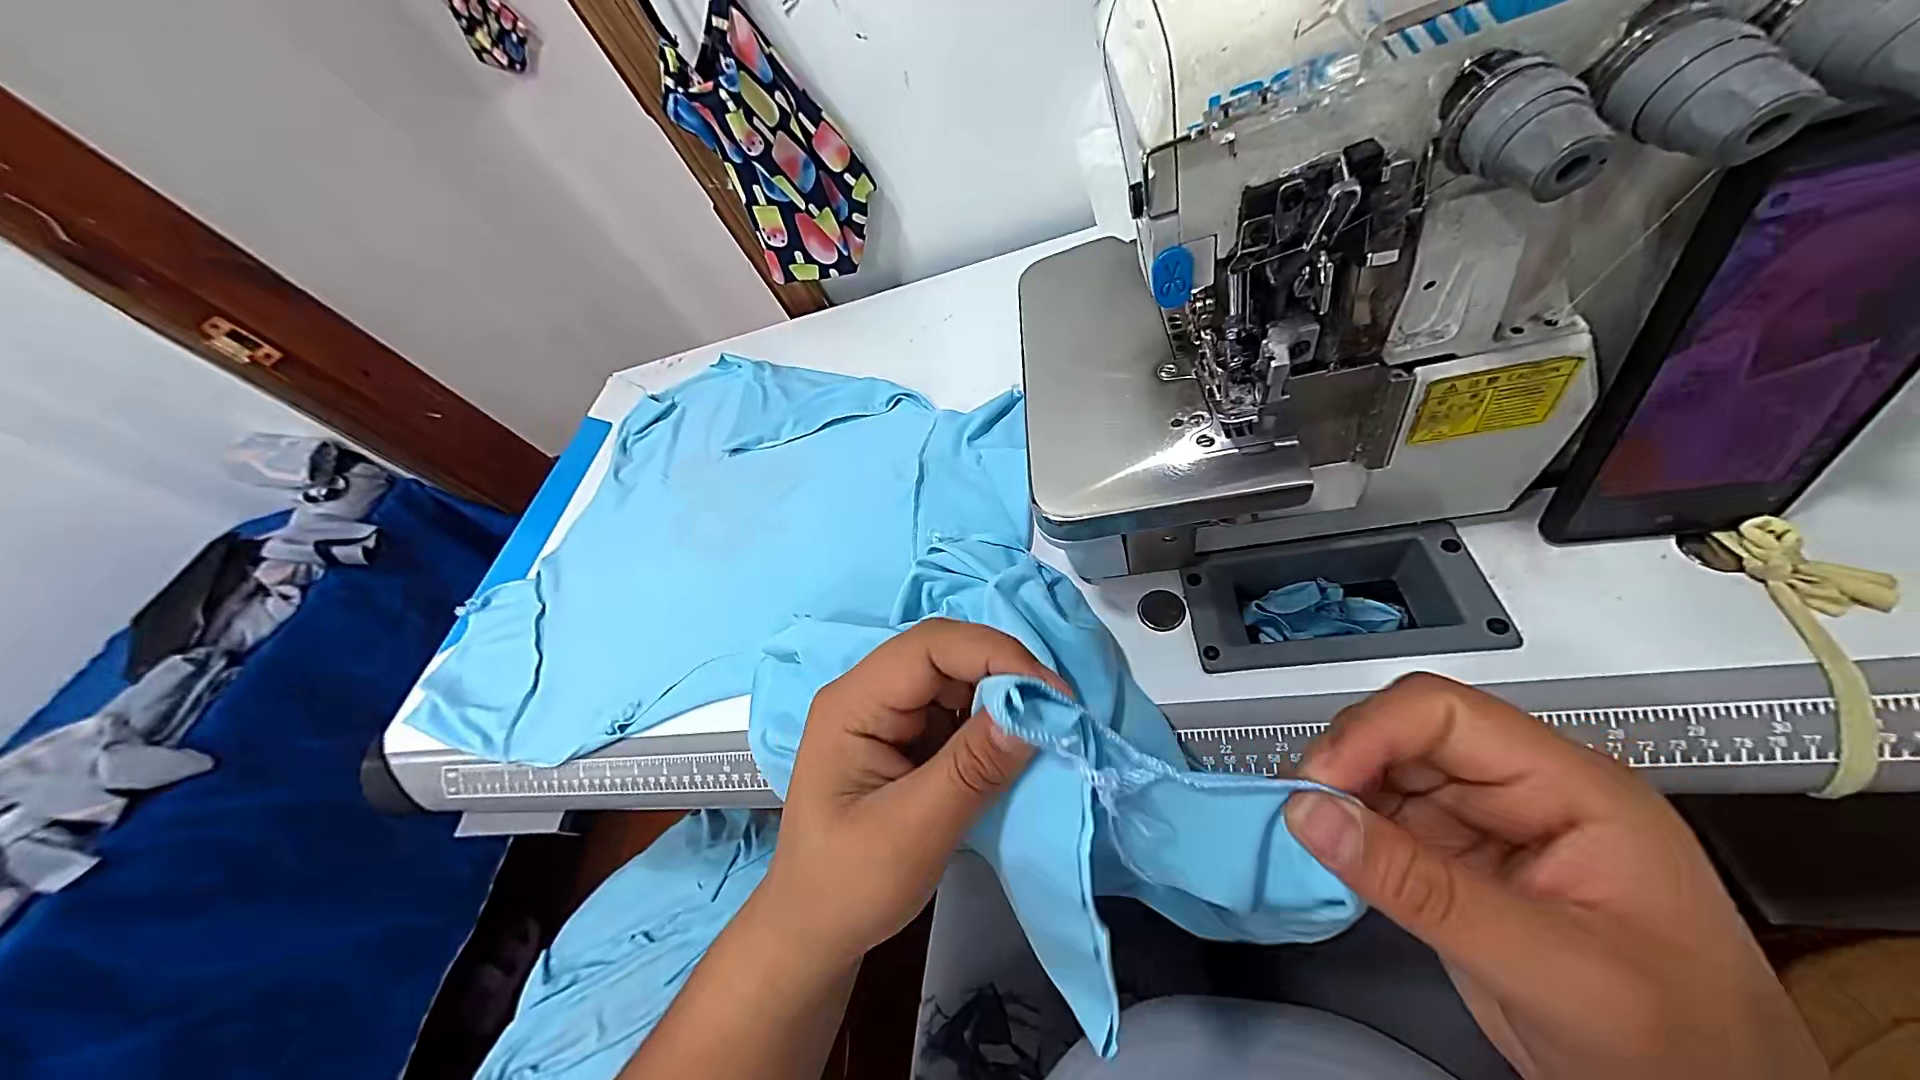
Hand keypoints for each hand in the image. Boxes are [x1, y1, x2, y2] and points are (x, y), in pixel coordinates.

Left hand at [762, 618, 1064, 967]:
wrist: (814, 929)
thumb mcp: (912, 832)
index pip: (928, 648)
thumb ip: (971, 769)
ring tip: (1043, 725)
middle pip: (945, 653)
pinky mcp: (908, 735)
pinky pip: (958, 708)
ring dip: (1002, 694)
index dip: (994, 655)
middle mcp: (869, 693)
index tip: (1051, 694)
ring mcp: (888, 713)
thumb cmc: (847, 886)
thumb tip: (1031, 713)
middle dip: (1004, 672)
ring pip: (957, 677)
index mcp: (853, 704)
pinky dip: (992, 720)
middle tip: (1056, 710)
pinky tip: (1015, 743)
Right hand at [1284, 673, 1826, 1079]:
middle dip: (1342, 765)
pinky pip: (1381, 821)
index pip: (1443, 713)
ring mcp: (1486, 824)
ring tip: (1307, 835)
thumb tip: (1315, 815)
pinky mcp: (1454, 859)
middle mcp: (1522, 791)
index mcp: (1572, 788)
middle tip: (1300, 811)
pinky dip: (1345, 833)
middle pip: (1403, 734)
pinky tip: (1332, 855)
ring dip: (1337, 798)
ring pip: (1382, 774)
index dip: (1368, 733)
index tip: (1316, 782)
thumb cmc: (1687, 1051)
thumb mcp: (1550, 968)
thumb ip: (1421, 888)